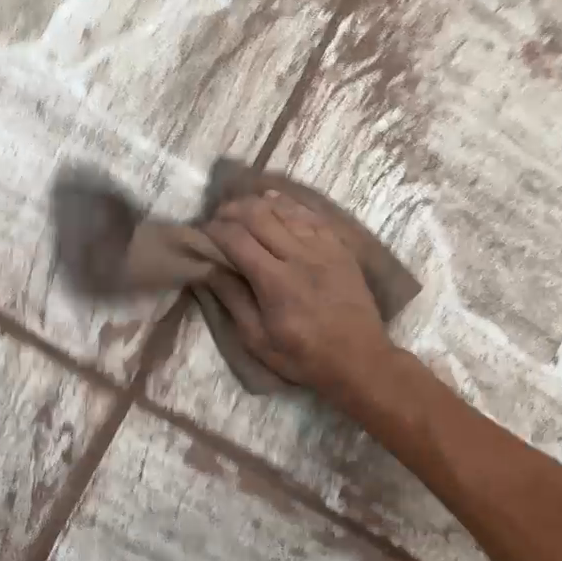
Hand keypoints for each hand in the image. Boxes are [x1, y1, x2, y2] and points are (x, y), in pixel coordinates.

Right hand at [204, 192, 395, 398]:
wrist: (359, 359)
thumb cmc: (302, 356)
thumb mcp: (257, 339)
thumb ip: (233, 300)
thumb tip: (209, 269)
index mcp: (275, 282)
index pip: (237, 240)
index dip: (214, 231)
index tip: (201, 233)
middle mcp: (299, 256)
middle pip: (258, 215)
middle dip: (231, 211)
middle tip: (217, 217)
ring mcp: (323, 248)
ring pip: (284, 209)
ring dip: (257, 203)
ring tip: (240, 208)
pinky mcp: (340, 247)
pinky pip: (311, 215)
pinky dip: (288, 204)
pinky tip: (274, 201)